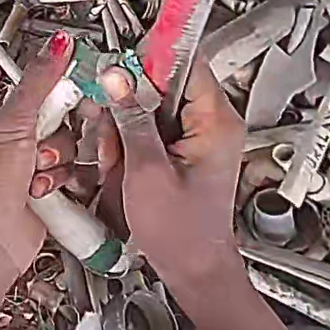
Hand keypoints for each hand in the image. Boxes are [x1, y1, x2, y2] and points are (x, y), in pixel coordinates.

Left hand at [0, 33, 78, 301]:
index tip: (80, 103)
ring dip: (60, 167)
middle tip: (43, 151)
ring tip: (38, 177)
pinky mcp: (53, 194)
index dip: (68, 98)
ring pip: (75, 153)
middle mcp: (23, 143)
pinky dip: (68, 186)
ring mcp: (38, 170)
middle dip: (60, 141)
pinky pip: (78, 179)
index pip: (50, 94)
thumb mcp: (16, 124)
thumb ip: (40, 83)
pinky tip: (49, 192)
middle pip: (68, 125)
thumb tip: (58, 44)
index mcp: (9, 120)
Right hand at [97, 56, 247, 307]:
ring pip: (150, 107)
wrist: (193, 269)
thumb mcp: (146, 171)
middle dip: (129, 107)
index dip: (150, 60)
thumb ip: (130, 119)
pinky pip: (150, 128)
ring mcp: (197, 136)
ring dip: (125, 129)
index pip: (186, 63)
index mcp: (215, 122)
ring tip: (120, 161)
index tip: (124, 60)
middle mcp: (211, 124)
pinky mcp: (183, 149)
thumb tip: (117, 78)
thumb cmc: (181, 232)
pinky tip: (125, 166)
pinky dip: (131, 143)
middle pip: (162, 85)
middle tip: (115, 135)